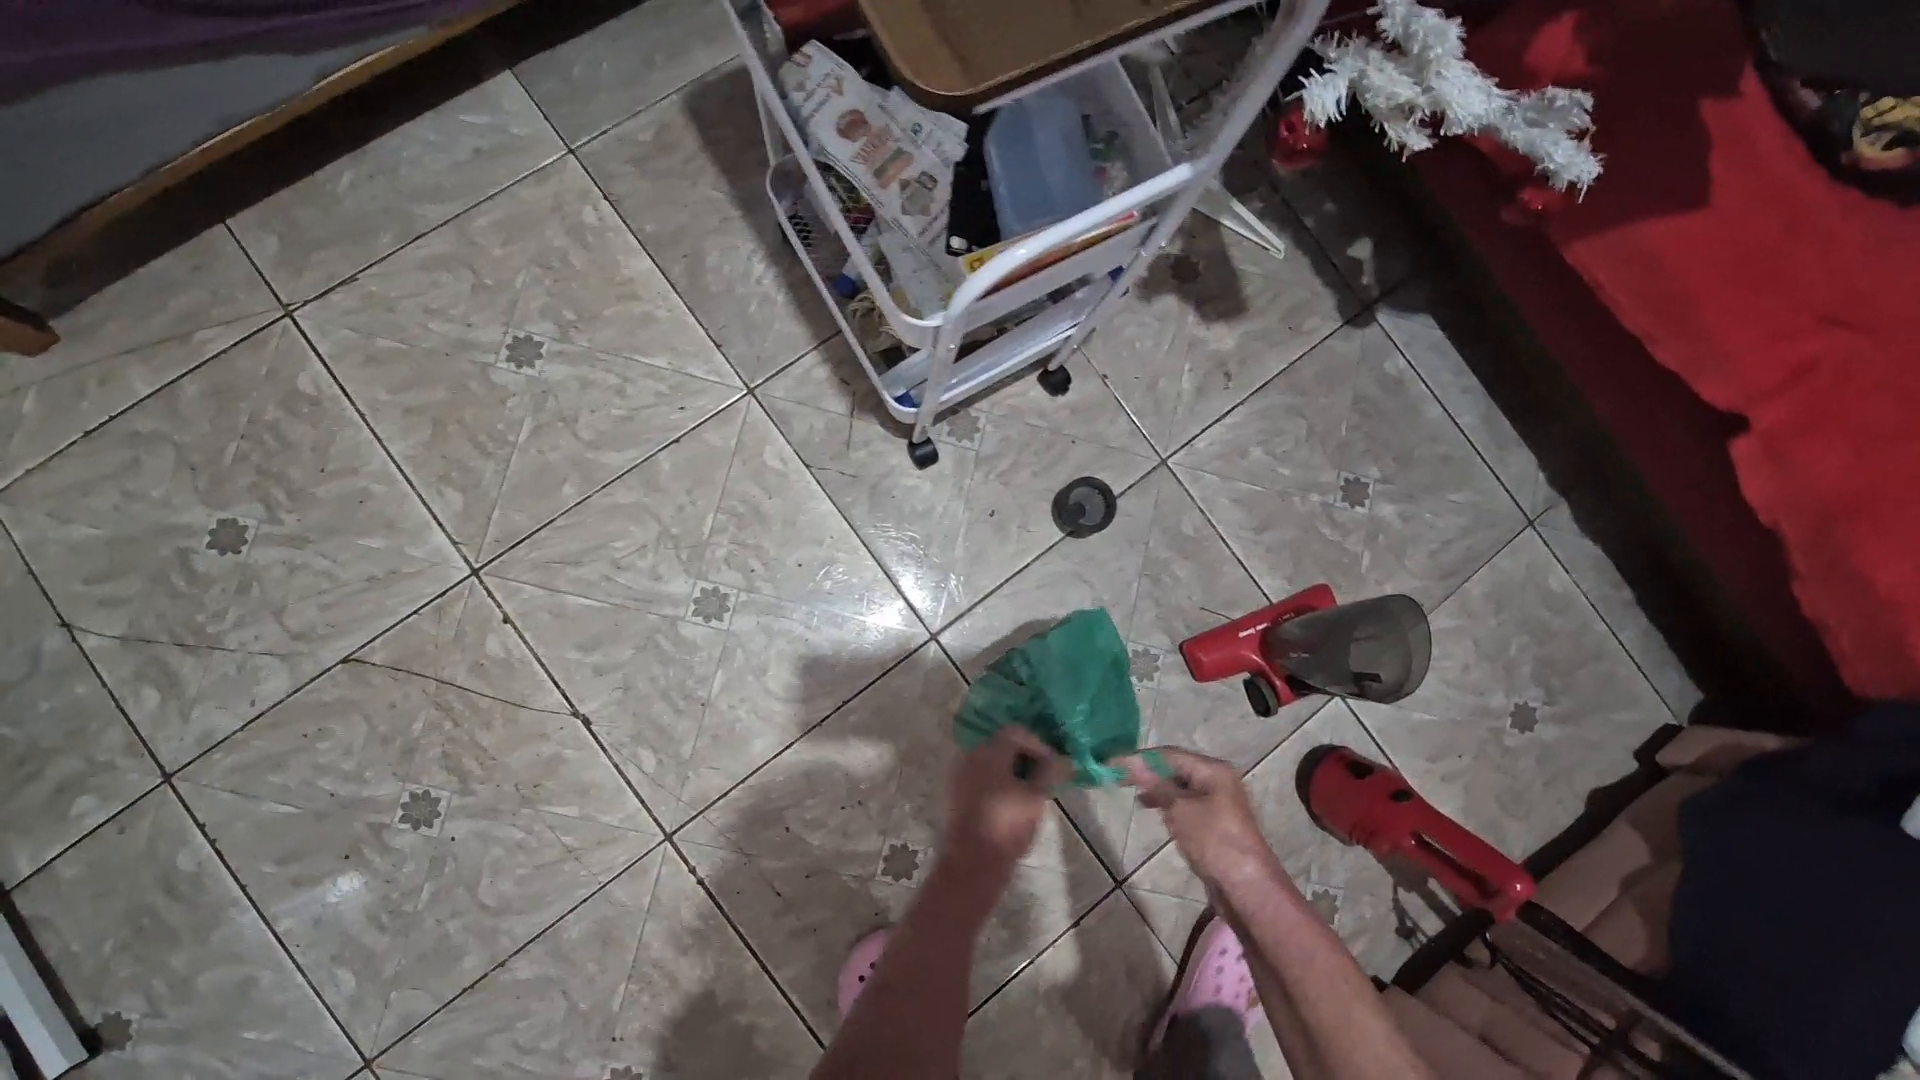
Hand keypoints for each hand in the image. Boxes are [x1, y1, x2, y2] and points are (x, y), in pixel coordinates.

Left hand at [938, 728, 1068, 887]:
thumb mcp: (1035, 796)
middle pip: (1001, 744)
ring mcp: (959, 774)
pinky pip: (979, 776)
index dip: (1038, 745)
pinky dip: (996, 780)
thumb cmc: (1007, 825)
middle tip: (1043, 777)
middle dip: (1024, 757)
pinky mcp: (955, 793)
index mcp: (988, 751)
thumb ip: (1049, 771)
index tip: (1053, 765)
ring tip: (1029, 790)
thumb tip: (1060, 759)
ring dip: (1011, 769)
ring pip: (990, 760)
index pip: (1016, 732)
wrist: (972, 863)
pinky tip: (1010, 799)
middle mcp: (969, 755)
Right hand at [1115, 747, 1284, 892]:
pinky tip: (1151, 807)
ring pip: (1179, 786)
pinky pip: (1184, 803)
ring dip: (1155, 786)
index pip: (1169, 755)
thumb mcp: (1181, 809)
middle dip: (1147, 770)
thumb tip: (1132, 763)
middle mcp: (1217, 780)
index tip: (1111, 762)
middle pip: (1175, 767)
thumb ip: (1156, 784)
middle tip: (1116, 775)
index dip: (1139, 758)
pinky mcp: (1213, 822)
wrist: (1246, 886)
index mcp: (1214, 770)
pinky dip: (1166, 802)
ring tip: (1130, 790)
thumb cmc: (1213, 841)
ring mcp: (1217, 801)